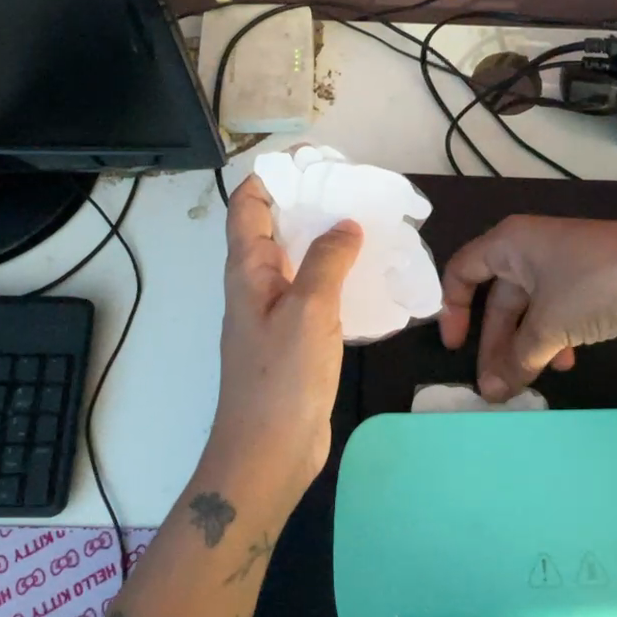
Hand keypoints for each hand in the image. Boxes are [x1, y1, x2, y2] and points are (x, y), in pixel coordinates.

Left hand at [209, 175, 363, 496]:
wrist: (268, 454)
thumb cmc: (281, 379)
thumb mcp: (309, 310)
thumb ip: (327, 261)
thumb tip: (345, 225)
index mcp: (248, 270)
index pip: (249, 204)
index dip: (275, 175)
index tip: (315, 162)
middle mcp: (257, 284)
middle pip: (276, 227)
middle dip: (309, 202)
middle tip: (354, 189)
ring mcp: (275, 313)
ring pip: (298, 260)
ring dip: (326, 239)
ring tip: (368, 224)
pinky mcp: (294, 339)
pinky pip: (315, 292)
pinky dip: (337, 275)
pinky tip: (368, 276)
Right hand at [438, 216, 616, 401]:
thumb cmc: (593, 287)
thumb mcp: (548, 325)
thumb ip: (517, 359)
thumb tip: (493, 391)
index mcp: (511, 242)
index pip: (463, 270)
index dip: (452, 309)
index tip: (455, 348)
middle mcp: (533, 246)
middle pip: (499, 297)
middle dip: (495, 343)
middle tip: (493, 387)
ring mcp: (565, 262)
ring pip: (531, 308)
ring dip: (525, 346)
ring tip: (527, 383)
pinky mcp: (592, 278)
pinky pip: (558, 309)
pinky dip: (554, 337)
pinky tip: (564, 363)